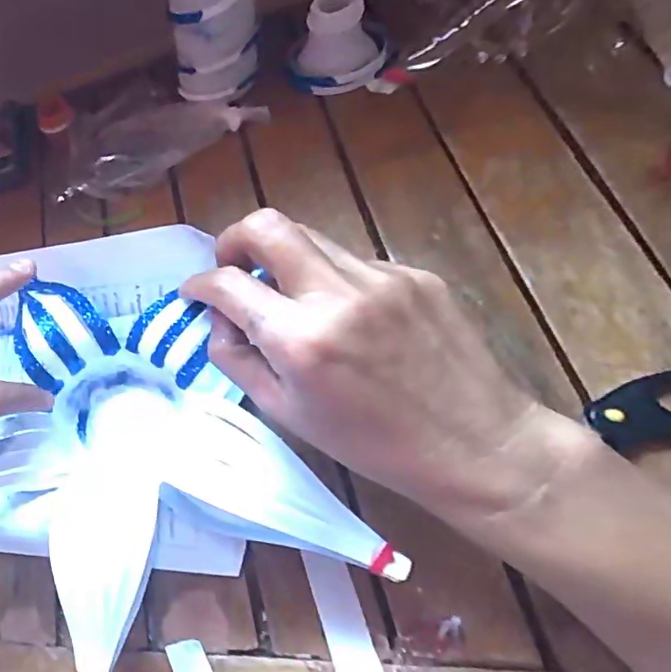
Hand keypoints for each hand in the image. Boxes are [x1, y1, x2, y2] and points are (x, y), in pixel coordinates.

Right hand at [179, 209, 590, 520]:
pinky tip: (341, 317)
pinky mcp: (415, 275)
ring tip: (284, 297)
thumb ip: (235, 354)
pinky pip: (347, 261)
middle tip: (231, 269)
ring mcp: (383, 278)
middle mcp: (338, 295)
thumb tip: (219, 316)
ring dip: (280, 259)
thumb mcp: (278, 408)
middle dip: (233, 241)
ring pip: (307, 237)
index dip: (197, 285)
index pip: (226, 282)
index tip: (193, 293)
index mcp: (298, 338)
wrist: (477, 444)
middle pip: (267, 226)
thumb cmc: (365, 440)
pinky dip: (325, 279)